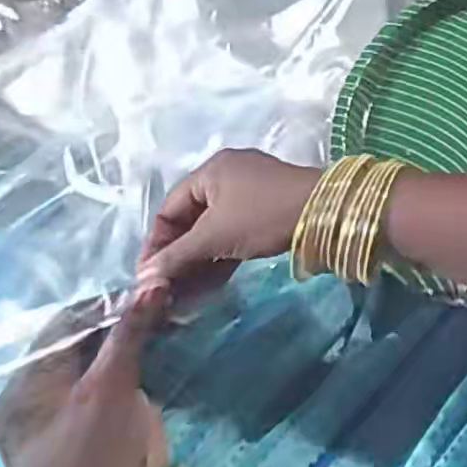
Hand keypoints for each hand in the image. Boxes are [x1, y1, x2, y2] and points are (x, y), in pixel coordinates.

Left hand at [0, 286, 170, 466]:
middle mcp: (44, 390)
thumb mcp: (107, 389)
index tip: (144, 277)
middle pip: (85, 335)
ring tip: (170, 300)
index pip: (63, 323)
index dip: (103, 299)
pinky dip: (142, 346)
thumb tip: (155, 279)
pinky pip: (121, 366)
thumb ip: (129, 332)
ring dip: (136, 326)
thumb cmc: (89, 457)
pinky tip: (167, 327)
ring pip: (106, 349)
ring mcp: (76, 401)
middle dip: (123, 310)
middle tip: (163, 284)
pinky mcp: (105, 410)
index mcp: (24, 386)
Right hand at [137, 149, 318, 290]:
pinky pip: (235, 231)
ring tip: (184, 296)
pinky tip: (210, 285)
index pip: (169, 209)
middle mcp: (229, 174)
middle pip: (191, 219)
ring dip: (199, 261)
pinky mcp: (268, 208)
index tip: (146, 279)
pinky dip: (222, 255)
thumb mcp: (214, 236)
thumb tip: (143, 279)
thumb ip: (176, 256)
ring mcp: (251, 190)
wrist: (323, 211)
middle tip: (165, 292)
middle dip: (178, 257)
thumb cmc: (262, 215)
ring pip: (215, 229)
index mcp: (212, 170)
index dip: (156, 245)